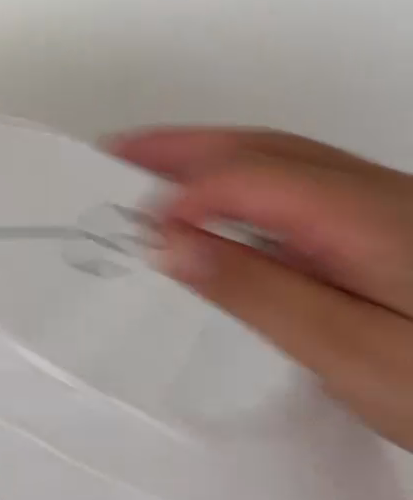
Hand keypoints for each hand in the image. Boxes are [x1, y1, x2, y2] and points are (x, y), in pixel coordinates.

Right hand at [109, 126, 412, 450]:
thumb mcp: (349, 352)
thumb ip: (256, 291)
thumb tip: (169, 243)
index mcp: (374, 222)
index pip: (251, 179)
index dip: (182, 197)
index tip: (134, 234)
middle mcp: (390, 200)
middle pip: (274, 151)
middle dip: (188, 147)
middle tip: (114, 152)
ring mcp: (400, 212)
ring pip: (294, 162)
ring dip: (214, 158)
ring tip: (148, 166)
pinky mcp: (401, 232)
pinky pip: (311, 184)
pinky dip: (247, 179)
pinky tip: (219, 202)